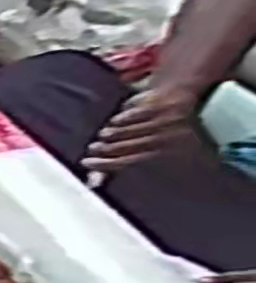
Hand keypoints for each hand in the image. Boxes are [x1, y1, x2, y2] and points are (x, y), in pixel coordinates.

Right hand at [85, 85, 202, 170]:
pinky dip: (122, 115)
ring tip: (106, 133)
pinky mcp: (160, 103)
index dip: (100, 164)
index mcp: (164, 151)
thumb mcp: (145, 151)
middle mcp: (166, 136)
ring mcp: (164, 118)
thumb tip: (91, 183)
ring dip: (109, 132)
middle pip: (117, 147)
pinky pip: (128, 112)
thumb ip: (115, 166)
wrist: (195, 99)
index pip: (122, 162)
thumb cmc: (162, 131)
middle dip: (101, 148)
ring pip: (119, 129)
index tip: (86, 162)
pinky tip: (124, 116)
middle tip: (94, 147)